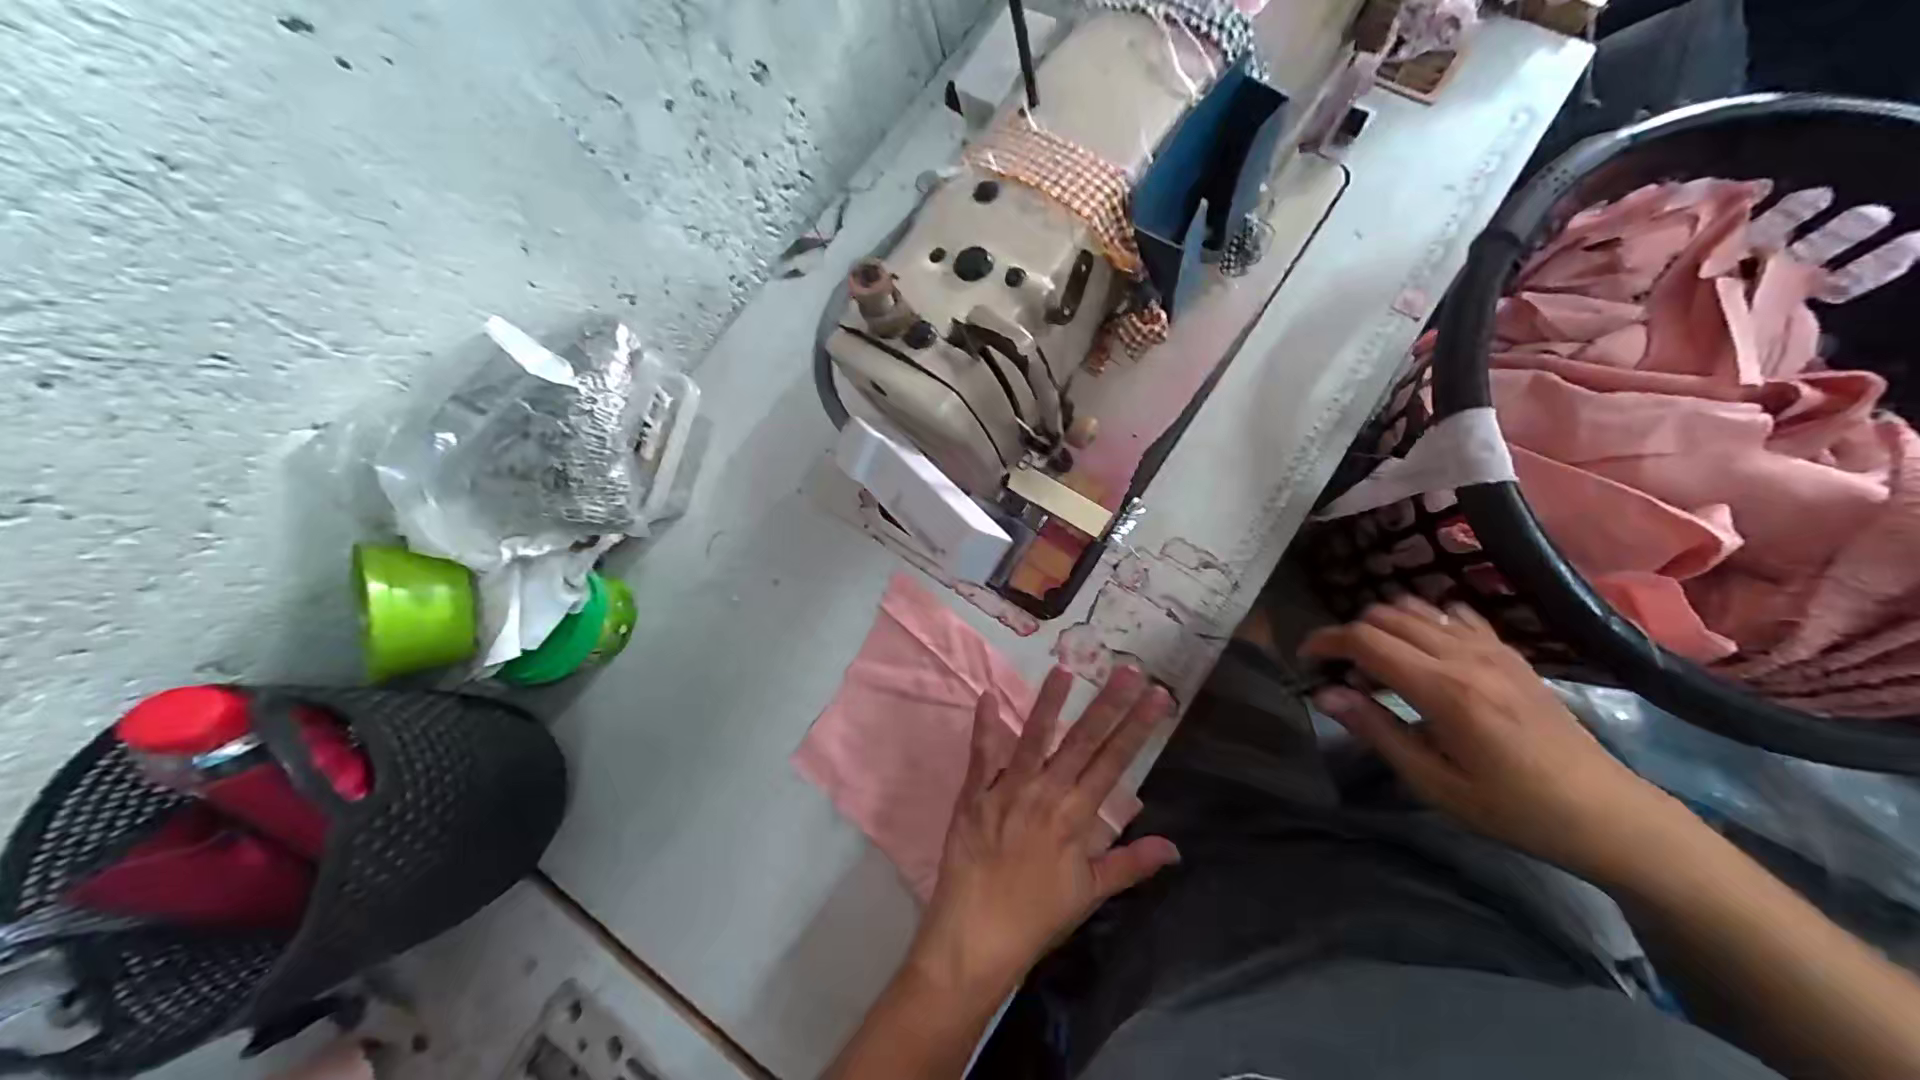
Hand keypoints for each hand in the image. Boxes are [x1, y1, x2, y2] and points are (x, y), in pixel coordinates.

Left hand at [906, 666, 1180, 1004]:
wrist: (976, 936)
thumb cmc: (1037, 916)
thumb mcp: (1090, 894)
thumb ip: (1130, 864)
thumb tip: (1175, 847)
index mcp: (1076, 817)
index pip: (1114, 762)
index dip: (1138, 727)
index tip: (1157, 696)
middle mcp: (1045, 795)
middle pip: (1082, 742)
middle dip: (1108, 704)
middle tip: (1127, 669)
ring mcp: (1007, 790)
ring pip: (1033, 738)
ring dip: (1050, 702)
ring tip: (1066, 668)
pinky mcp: (974, 794)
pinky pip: (981, 755)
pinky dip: (984, 725)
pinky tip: (987, 694)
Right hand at [1301, 598, 1688, 884]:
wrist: (1608, 815)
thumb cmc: (1513, 809)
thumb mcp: (1434, 783)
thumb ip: (1376, 731)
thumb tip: (1325, 695)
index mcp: (1444, 690)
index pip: (1365, 640)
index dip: (1325, 642)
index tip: (1304, 660)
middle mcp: (1466, 656)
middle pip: (1385, 616)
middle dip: (1349, 635)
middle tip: (1339, 672)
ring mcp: (1493, 650)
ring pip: (1416, 608)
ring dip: (1383, 626)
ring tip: (1375, 664)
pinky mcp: (1511, 654)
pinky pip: (1454, 615)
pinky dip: (1423, 622)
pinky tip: (1421, 652)